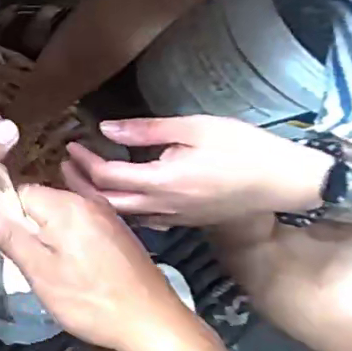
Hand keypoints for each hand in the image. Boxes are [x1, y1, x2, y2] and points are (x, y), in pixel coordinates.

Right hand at [0, 184, 208, 350]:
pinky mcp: (115, 232)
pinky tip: (59, 253)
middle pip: (39, 199)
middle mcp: (86, 201)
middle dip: (20, 220)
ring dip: (42, 229)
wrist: (153, 323)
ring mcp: (104, 215)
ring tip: (30, 256)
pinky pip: (78, 221)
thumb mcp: (42, 273)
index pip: (17, 191)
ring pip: (58, 212)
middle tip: (7, 251)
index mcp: (65, 205)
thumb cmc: (92, 301)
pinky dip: (63, 233)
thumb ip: (9, 238)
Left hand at [63, 116, 332, 225]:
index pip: (108, 176)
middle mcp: (162, 206)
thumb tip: (105, 129)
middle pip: (108, 203)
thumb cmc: (243, 148)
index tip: (71, 146)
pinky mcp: (185, 222)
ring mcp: (174, 219)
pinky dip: (123, 210)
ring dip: (99, 199)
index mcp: (161, 181)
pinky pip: (143, 221)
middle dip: (81, 186)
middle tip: (66, 168)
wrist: (285, 183)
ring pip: (124, 216)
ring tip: (83, 182)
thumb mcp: (195, 128)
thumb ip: (147, 130)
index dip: (84, 163)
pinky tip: (120, 201)